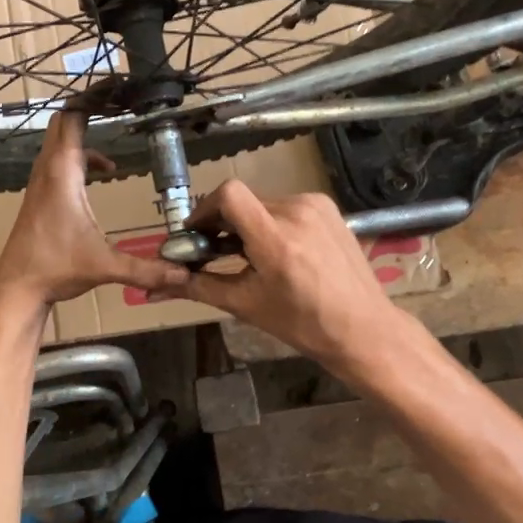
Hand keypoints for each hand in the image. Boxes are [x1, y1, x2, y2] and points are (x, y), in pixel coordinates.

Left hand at [0, 112, 189, 307]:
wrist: (17, 286)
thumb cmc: (55, 268)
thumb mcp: (104, 265)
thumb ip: (144, 268)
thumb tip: (183, 272)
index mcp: (62, 172)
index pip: (72, 117)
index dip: (92, 97)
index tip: (115, 85)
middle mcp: (48, 169)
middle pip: (63, 120)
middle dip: (89, 106)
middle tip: (119, 98)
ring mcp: (41, 181)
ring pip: (59, 140)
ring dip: (83, 130)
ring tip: (115, 127)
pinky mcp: (40, 194)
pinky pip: (59, 160)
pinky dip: (81, 155)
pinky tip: (102, 173)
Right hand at [162, 181, 417, 368]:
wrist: (363, 328)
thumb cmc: (303, 324)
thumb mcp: (245, 306)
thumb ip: (199, 286)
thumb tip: (159, 285)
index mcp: (276, 239)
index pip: (229, 194)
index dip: (204, 209)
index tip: (196, 234)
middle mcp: (297, 212)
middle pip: (242, 201)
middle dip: (222, 223)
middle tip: (214, 251)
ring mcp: (316, 206)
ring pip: (263, 203)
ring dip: (247, 223)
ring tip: (249, 255)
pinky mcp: (328, 207)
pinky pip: (285, 206)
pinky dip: (271, 222)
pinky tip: (277, 250)